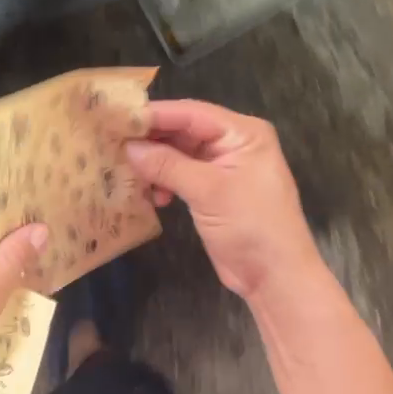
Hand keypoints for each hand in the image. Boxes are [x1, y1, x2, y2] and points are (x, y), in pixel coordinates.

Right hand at [125, 99, 319, 298]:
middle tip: (116, 144)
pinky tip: (152, 196)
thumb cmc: (252, 227)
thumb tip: (127, 147)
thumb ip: (166, 164)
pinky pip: (179, 172)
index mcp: (242, 132)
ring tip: (131, 174)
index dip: (154, 114)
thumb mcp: (208, 191)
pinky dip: (163, 180)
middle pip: (181, 129)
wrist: (276, 281)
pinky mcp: (212, 188)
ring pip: (176, 151)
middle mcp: (232, 142)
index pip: (190, 113)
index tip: (118, 118)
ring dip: (154, 163)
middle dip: (151, 140)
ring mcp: (222, 165)